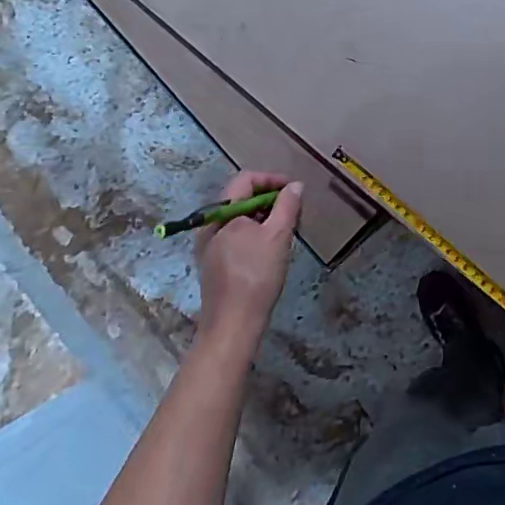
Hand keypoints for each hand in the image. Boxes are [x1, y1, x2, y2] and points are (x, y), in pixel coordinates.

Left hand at [194, 171, 301, 349]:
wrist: (232, 324)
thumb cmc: (256, 275)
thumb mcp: (278, 237)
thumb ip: (288, 206)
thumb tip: (295, 186)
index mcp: (221, 213)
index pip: (245, 180)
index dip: (272, 179)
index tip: (294, 190)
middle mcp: (210, 225)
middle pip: (241, 198)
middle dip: (270, 199)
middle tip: (294, 212)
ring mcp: (209, 246)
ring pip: (239, 220)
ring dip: (264, 218)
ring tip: (286, 231)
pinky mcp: (213, 264)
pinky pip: (235, 237)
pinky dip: (254, 234)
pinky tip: (270, 251)